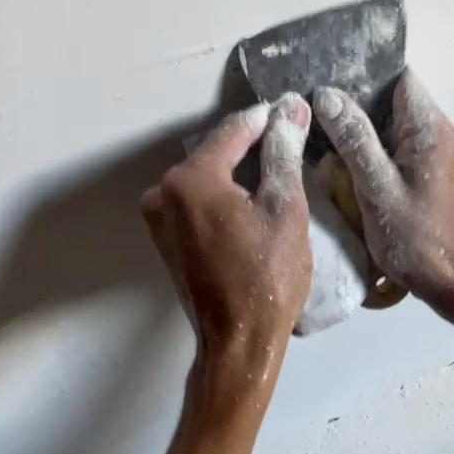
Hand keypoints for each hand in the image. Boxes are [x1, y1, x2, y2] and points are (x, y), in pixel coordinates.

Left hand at [142, 94, 312, 425]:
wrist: (238, 343)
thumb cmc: (267, 277)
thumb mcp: (284, 208)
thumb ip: (283, 153)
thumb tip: (291, 112)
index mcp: (191, 179)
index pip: (235, 131)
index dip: (268, 119)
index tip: (295, 111)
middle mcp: (163, 191)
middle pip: (216, 153)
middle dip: (252, 147)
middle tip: (292, 146)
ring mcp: (158, 217)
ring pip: (206, 177)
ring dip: (238, 173)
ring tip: (278, 178)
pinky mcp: (164, 238)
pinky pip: (197, 201)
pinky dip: (223, 197)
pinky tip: (252, 207)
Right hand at [311, 72, 453, 305]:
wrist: (452, 282)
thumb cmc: (417, 237)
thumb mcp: (377, 187)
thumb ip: (354, 139)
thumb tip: (327, 94)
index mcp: (428, 127)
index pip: (398, 76)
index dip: (362, 72)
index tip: (324, 77)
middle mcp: (433, 132)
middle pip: (390, 97)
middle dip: (352, 98)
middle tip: (308, 104)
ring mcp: (428, 153)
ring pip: (386, 123)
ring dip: (355, 125)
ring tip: (313, 126)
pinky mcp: (420, 173)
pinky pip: (389, 147)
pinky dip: (364, 148)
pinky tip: (335, 157)